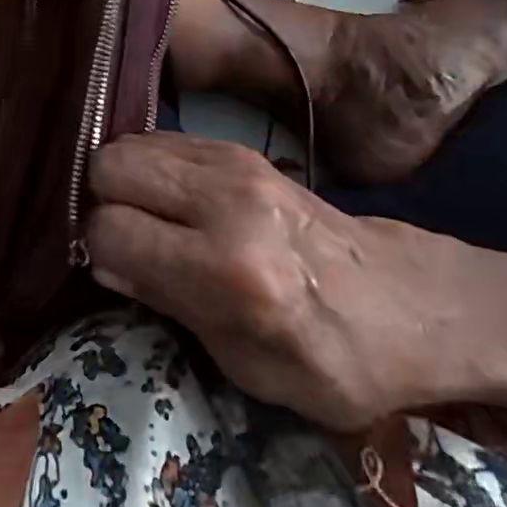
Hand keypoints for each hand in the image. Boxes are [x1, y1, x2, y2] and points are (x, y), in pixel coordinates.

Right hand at [87, 133, 502, 430]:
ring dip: (120, 180)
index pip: (109, 230)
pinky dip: (146, 166)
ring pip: (128, 144)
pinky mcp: (239, 147)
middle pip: (109, 167)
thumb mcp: (247, 367)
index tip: (109, 267)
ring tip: (138, 214)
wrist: (411, 301)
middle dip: (96, 201)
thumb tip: (101, 258)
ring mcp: (234, 163)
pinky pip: (160, 140)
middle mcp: (226, 201)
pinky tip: (165, 197)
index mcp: (230, 270)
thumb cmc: (333, 357)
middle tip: (117, 233)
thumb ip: (168, 305)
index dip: (94, 250)